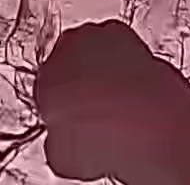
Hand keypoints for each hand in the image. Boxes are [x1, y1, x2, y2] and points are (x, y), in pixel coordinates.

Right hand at [34, 21, 180, 179]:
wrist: (143, 121)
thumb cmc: (103, 138)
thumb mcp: (62, 156)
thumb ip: (55, 138)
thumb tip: (62, 141)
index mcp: (46, 76)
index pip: (46, 88)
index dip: (59, 106)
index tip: (70, 121)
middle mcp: (68, 47)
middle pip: (68, 61)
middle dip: (78, 80)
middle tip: (92, 111)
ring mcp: (97, 35)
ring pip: (94, 49)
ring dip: (101, 66)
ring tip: (116, 103)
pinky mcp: (124, 32)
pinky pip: (118, 45)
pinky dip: (123, 60)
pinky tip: (131, 89)